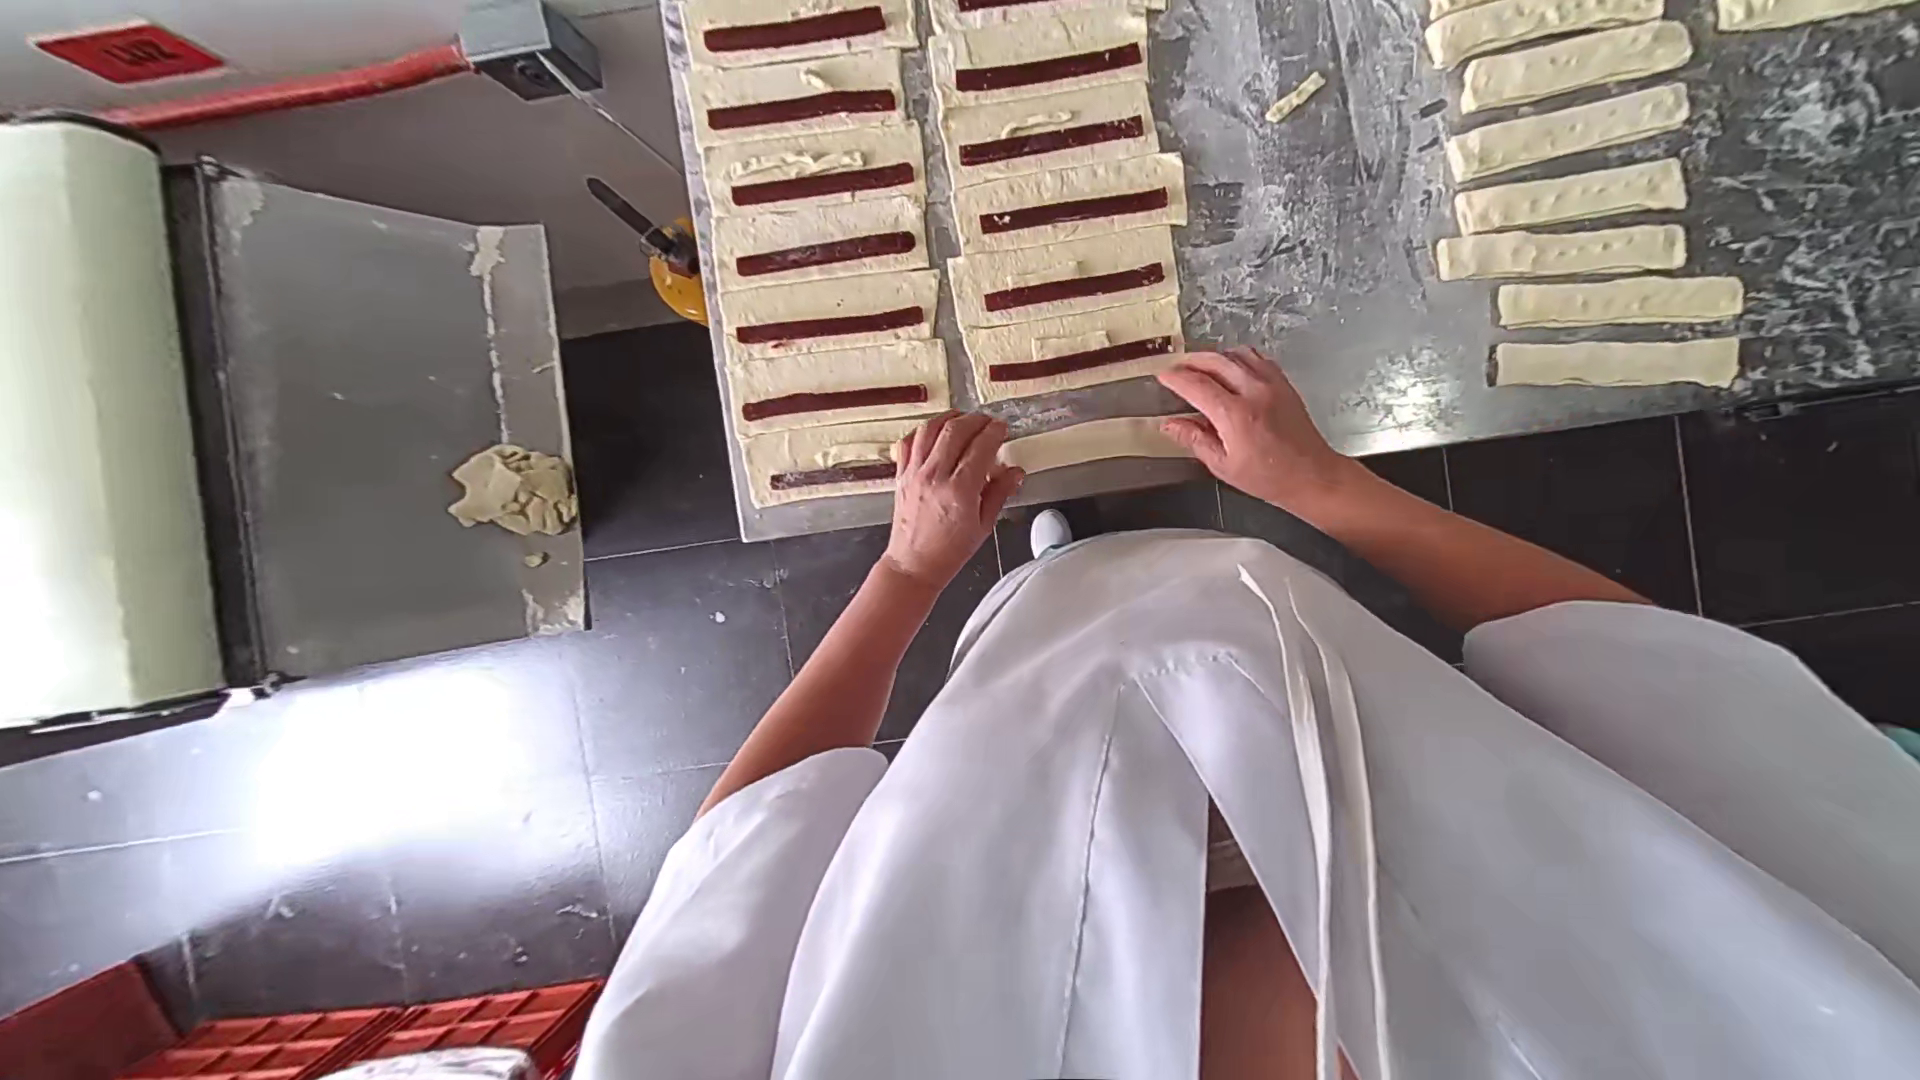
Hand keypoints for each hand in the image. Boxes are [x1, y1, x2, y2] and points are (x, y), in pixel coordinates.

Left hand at [881, 412, 1023, 589]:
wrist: (914, 564)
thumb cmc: (948, 551)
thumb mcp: (984, 524)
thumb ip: (1000, 493)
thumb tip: (1015, 473)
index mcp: (960, 491)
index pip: (981, 447)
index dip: (994, 432)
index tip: (1002, 429)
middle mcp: (935, 477)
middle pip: (956, 430)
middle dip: (976, 420)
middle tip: (987, 422)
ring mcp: (915, 474)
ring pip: (930, 429)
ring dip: (950, 418)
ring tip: (963, 420)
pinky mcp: (901, 475)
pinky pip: (909, 442)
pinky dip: (923, 431)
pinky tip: (935, 432)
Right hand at [1156, 346, 1365, 513]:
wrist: (1310, 474)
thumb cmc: (1267, 476)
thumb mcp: (1221, 465)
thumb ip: (1194, 439)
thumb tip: (1169, 424)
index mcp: (1235, 415)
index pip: (1197, 385)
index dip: (1175, 378)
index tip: (1162, 377)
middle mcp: (1254, 392)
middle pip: (1215, 361)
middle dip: (1190, 362)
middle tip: (1175, 369)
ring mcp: (1272, 384)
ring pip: (1236, 354)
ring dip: (1213, 357)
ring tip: (1198, 367)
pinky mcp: (1283, 383)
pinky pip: (1256, 358)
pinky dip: (1236, 358)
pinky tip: (1228, 369)